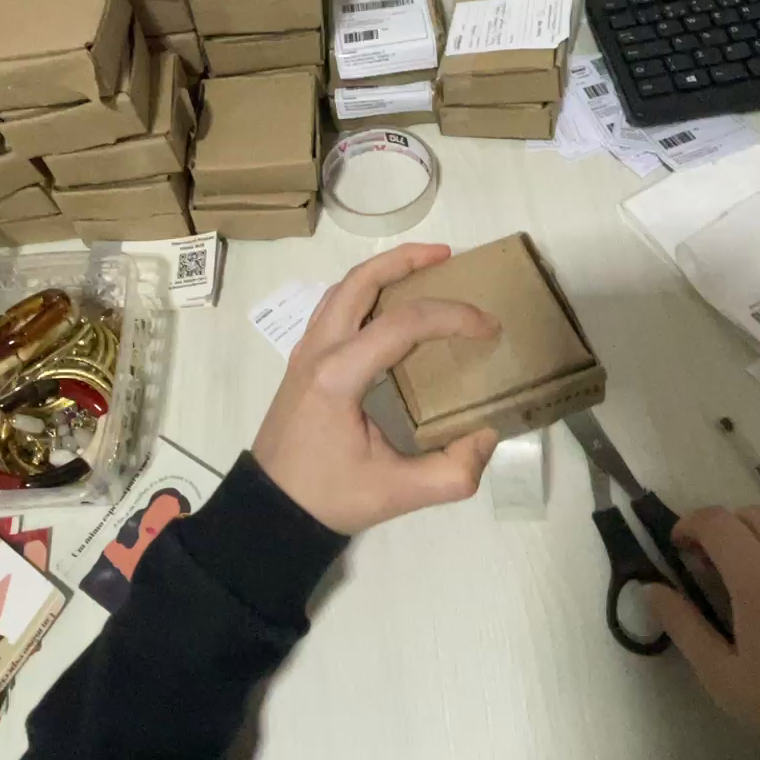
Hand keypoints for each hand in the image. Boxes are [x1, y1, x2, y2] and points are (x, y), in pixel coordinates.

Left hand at [251, 244, 502, 534]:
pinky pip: (334, 306)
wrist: (271, 505)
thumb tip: (488, 435)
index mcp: (339, 376)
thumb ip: (452, 471)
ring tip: (423, 267)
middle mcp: (319, 350)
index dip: (451, 317)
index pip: (402, 324)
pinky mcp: (303, 358)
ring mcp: (305, 349)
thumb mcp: (397, 493)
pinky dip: (364, 290)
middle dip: (405, 260)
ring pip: (343, 288)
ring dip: (382, 270)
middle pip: (360, 282)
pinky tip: (389, 304)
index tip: (488, 328)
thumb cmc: (330, 496)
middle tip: (447, 255)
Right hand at [649, 506, 759, 759]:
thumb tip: (651, 589)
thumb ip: (683, 627)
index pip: (716, 521)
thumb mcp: (726, 680)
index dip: (688, 524)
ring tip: (750, 574)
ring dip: (758, 534)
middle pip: (750, 513)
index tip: (679, 549)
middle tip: (710, 564)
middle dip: (722, 528)